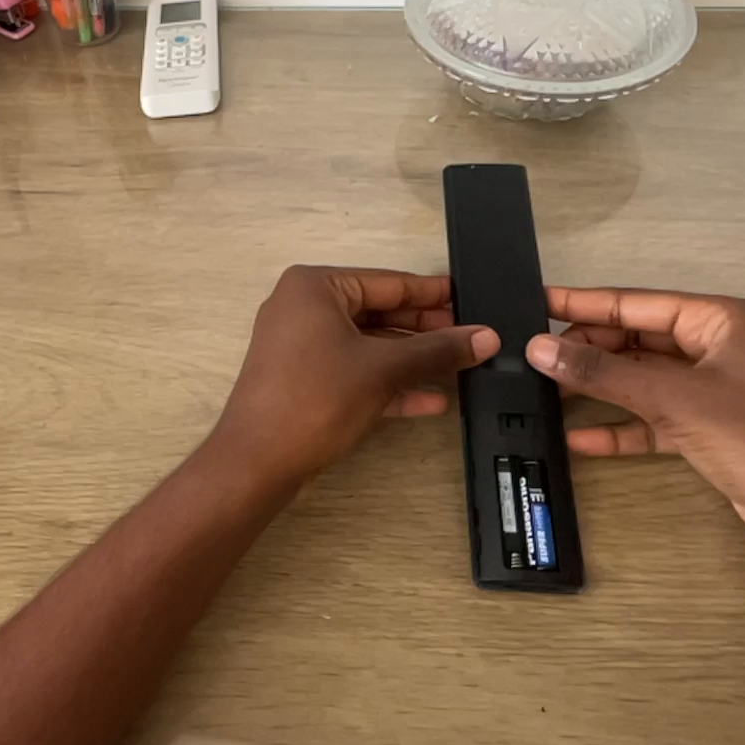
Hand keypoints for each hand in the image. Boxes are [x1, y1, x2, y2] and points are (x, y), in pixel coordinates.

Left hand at [208, 266, 499, 488]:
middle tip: (470, 338)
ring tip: (459, 366)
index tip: (469, 298)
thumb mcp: (383, 369)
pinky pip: (354, 371)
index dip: (432, 294)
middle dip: (424, 330)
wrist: (257, 461)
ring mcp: (301, 345)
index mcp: (314, 287)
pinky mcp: (304, 379)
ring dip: (411, 360)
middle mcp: (303, 307)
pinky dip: (388, 383)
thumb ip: (437, 350)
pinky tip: (431, 400)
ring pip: (368, 345)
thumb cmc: (315, 399)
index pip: (388, 282)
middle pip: (378, 312)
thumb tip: (486, 338)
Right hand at [525, 288, 744, 575]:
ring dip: (597, 389)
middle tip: (529, 358)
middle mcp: (716, 348)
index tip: (532, 301)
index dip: (581, 303)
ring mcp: (714, 392)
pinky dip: (620, 428)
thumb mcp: (679, 401)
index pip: (634, 303)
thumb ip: (604, 374)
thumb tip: (538, 348)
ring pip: (640, 380)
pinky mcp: (711, 432)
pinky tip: (578, 438)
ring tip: (541, 392)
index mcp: (720, 321)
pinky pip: (653, 420)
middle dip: (585, 350)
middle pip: (634, 339)